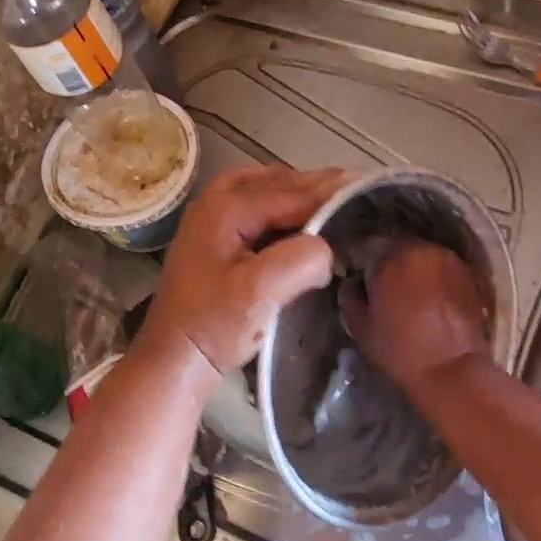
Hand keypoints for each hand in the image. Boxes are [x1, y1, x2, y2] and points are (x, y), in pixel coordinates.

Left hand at [139, 166, 345, 374]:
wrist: (173, 358)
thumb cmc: (215, 325)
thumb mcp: (261, 292)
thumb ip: (301, 259)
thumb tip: (327, 247)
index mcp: (226, 208)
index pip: (291, 192)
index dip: (331, 192)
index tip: (367, 188)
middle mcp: (214, 202)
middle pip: (276, 182)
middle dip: (315, 185)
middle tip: (356, 189)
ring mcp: (209, 219)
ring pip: (263, 190)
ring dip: (297, 192)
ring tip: (333, 200)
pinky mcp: (212, 239)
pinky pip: (253, 207)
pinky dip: (280, 206)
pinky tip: (300, 221)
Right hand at [341, 239, 490, 389]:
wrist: (452, 370)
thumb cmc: (400, 350)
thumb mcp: (361, 328)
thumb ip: (350, 296)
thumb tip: (351, 282)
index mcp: (389, 258)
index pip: (365, 245)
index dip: (358, 261)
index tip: (356, 277)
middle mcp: (419, 249)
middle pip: (395, 245)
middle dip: (386, 261)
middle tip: (381, 284)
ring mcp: (447, 258)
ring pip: (419, 254)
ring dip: (410, 266)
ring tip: (406, 290)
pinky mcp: (467, 272)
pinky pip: (440, 265)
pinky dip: (431, 274)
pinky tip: (427, 296)